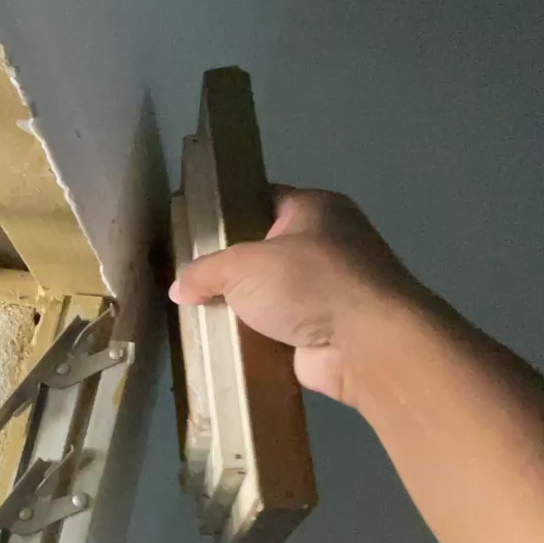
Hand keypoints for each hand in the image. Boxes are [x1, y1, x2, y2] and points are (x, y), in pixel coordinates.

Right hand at [169, 188, 424, 406]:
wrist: (364, 343)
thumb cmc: (307, 283)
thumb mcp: (240, 265)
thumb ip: (203, 271)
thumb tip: (178, 288)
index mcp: (316, 209)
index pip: (262, 199)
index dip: (227, 211)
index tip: (192, 229)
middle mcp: (327, 242)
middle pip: (263, 248)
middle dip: (228, 265)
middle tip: (189, 275)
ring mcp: (328, 287)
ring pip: (268, 290)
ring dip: (240, 303)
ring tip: (197, 310)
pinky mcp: (324, 326)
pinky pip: (277, 324)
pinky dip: (254, 332)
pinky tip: (222, 338)